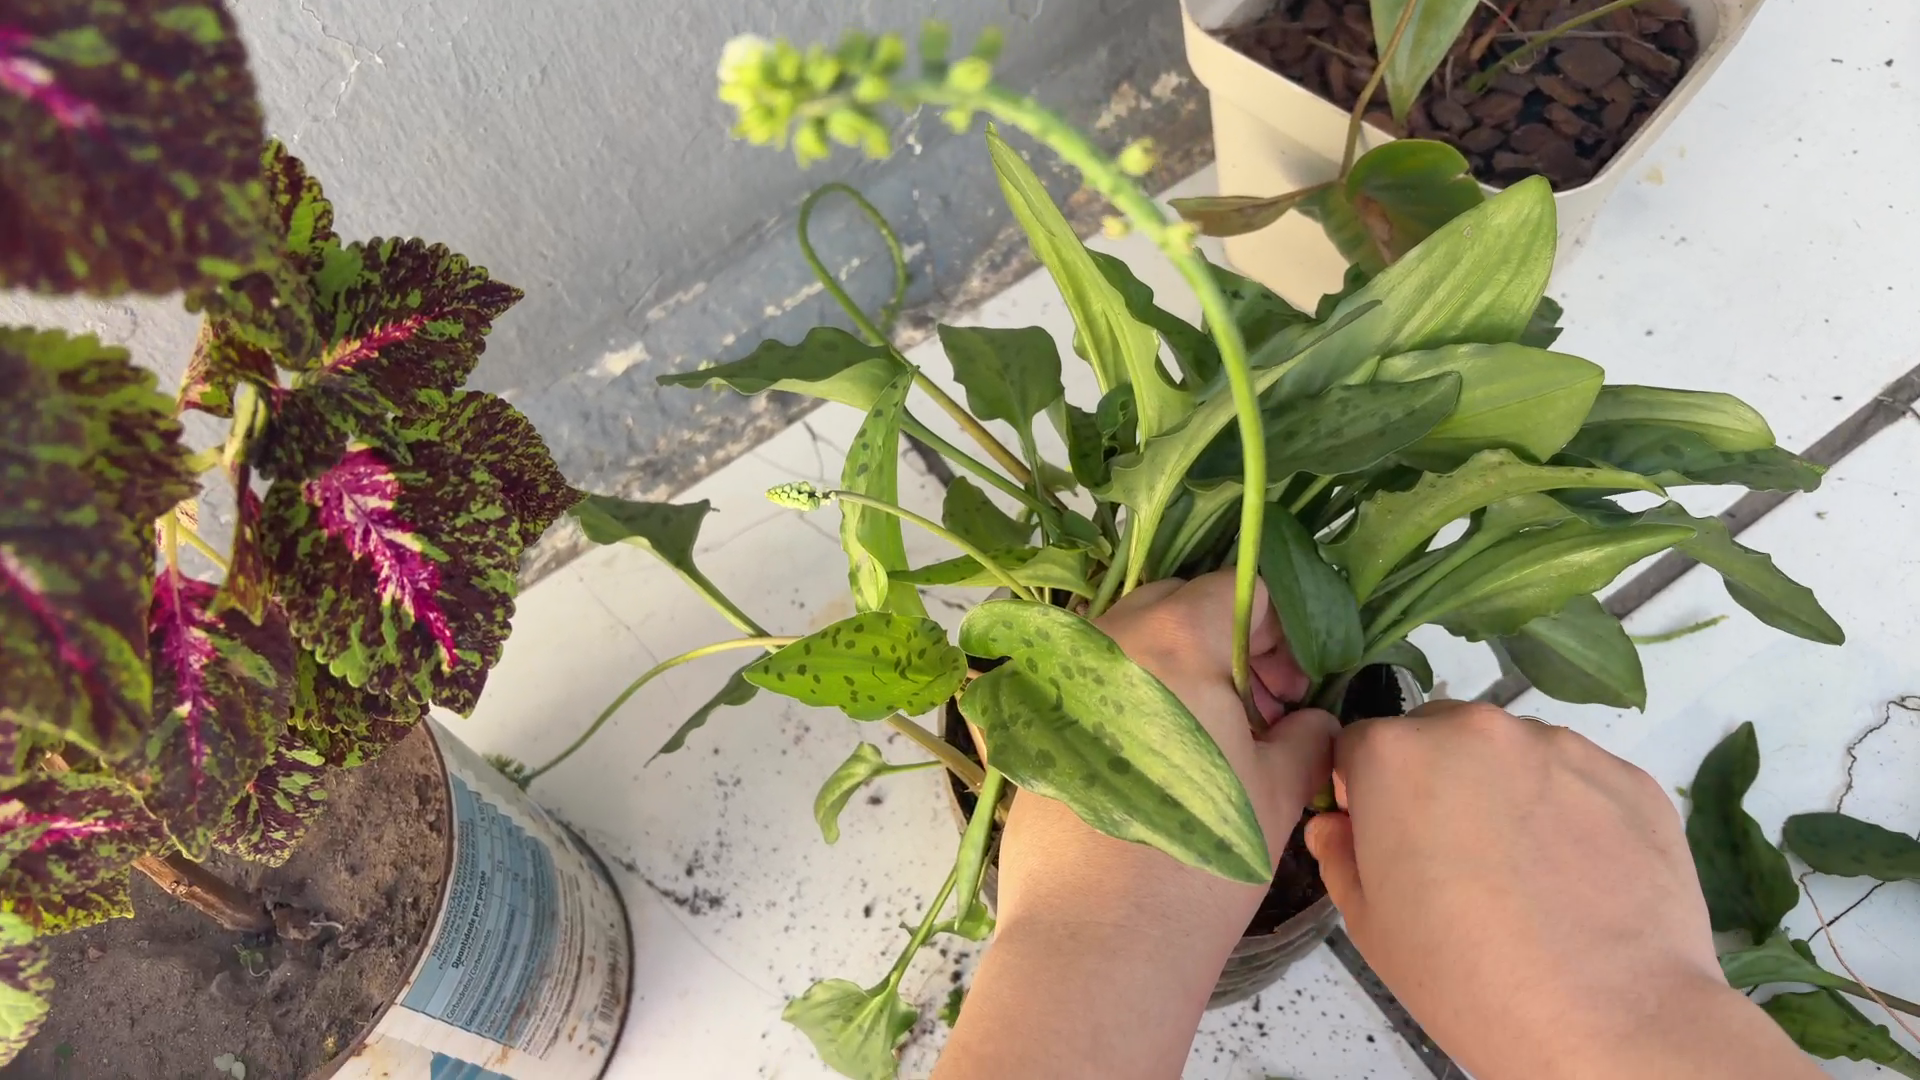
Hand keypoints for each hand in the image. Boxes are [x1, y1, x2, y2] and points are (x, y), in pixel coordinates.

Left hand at [997, 572, 1338, 945]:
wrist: (1096, 935)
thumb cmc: (1198, 860)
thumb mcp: (1275, 791)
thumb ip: (1306, 735)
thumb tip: (1312, 719)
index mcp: (1172, 637)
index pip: (1235, 586)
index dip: (1277, 624)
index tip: (1289, 682)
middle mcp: (1107, 640)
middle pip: (1179, 603)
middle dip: (1228, 642)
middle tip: (1257, 708)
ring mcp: (1063, 675)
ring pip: (1134, 639)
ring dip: (1179, 666)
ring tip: (1210, 735)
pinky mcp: (1038, 714)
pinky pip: (1095, 677)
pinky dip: (1133, 693)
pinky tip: (1154, 754)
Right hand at [1306, 701, 1822, 1079]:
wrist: (1614, 1029)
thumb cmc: (1462, 972)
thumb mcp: (1364, 918)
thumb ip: (1336, 850)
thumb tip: (1338, 824)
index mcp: (1389, 752)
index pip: (1355, 747)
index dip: (1363, 791)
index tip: (1386, 836)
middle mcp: (1466, 728)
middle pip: (1430, 734)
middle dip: (1431, 776)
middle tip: (1455, 849)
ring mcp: (1553, 746)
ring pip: (1504, 749)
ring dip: (1499, 785)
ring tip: (1526, 863)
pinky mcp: (1626, 776)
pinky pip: (1574, 775)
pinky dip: (1567, 805)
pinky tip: (1577, 868)